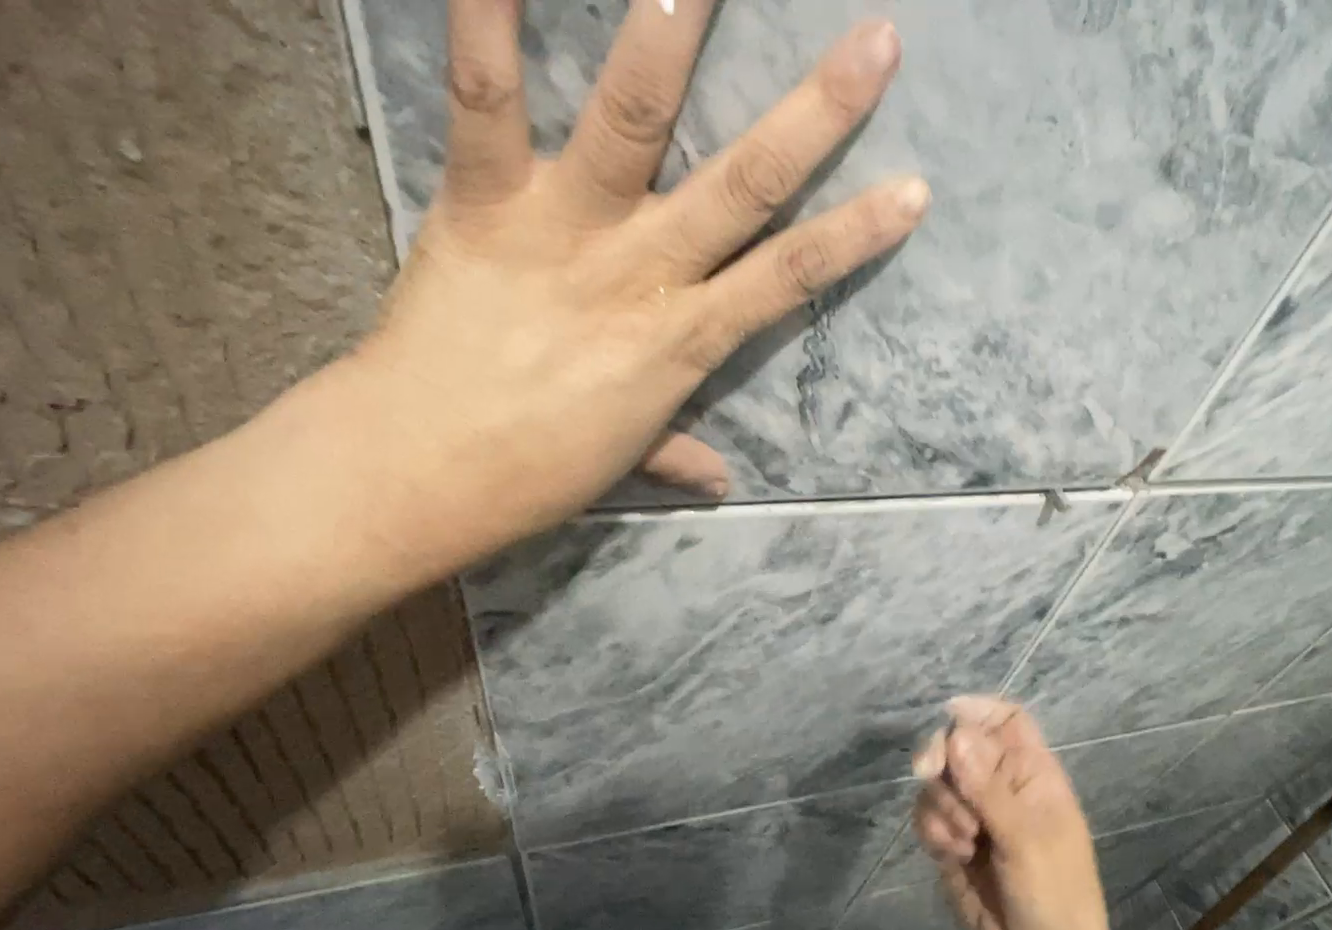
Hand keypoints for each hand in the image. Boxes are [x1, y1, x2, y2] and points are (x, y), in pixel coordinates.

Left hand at [329, 0, 927, 562]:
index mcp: (683, 340)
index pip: (791, 278)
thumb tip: (721, 482)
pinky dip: (491, 24)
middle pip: (747, 183)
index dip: (857, 235)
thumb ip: (675, 454)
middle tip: (877, 38)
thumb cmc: (532, 472)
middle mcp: (641, 273)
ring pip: (635, 122)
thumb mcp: (620, 461)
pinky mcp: (483, 204)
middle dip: (817, 112)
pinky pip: (487, 102)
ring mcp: (566, 231)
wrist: (416, 473)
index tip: (915, 188)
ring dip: (674, 34)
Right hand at [913, 698, 1123, 929]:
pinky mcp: (952, 842)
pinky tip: (950, 856)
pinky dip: (932, 830)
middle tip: (928, 773)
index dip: (978, 709)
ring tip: (964, 842)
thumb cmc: (1055, 896)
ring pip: (938, 782)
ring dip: (941, 805)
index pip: (1007, 720)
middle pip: (960, 744)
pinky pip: (927, 816)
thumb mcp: (1027, 839)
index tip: (947, 715)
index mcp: (1035, 774)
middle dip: (942, 758)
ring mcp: (975, 814)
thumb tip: (955, 733)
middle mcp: (1002, 786)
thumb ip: (988, 787)